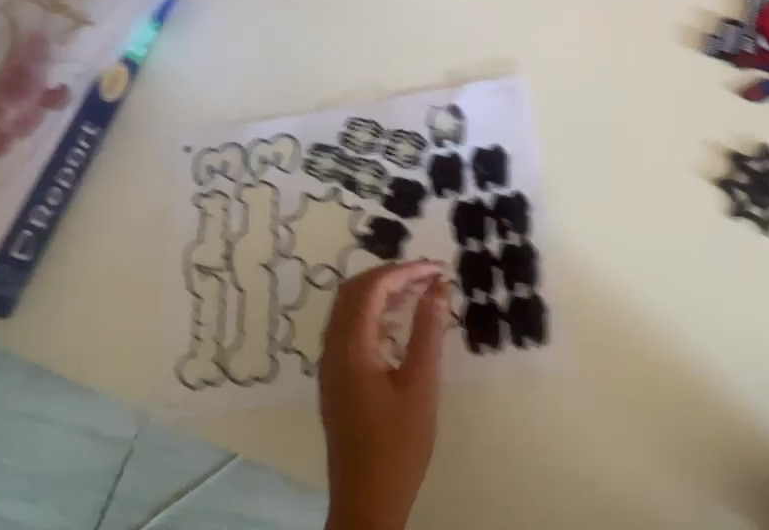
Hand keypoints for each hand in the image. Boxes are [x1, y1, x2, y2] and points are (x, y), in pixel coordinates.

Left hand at [319, 260, 448, 529]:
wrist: (366, 499)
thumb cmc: (398, 445)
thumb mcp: (421, 384)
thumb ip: (427, 330)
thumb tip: (437, 286)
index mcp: (350, 346)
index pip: (372, 287)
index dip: (405, 270)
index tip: (438, 268)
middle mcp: (332, 348)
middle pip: (353, 291)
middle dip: (390, 275)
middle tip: (428, 276)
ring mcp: (330, 364)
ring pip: (348, 309)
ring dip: (380, 293)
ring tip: (419, 292)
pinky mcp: (335, 379)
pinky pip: (348, 329)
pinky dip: (373, 314)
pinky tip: (399, 325)